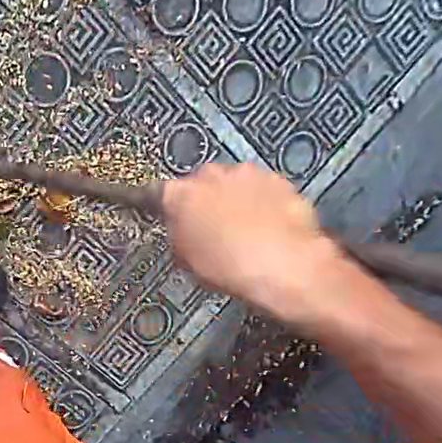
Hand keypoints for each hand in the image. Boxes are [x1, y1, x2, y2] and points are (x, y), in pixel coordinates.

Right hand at [160, 162, 356, 327]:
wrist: (285, 266)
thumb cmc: (231, 268)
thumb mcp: (186, 260)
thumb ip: (177, 233)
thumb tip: (179, 228)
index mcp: (180, 195)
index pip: (156, 193)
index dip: (159, 204)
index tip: (162, 210)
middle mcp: (211, 176)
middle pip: (199, 183)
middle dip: (202, 200)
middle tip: (207, 228)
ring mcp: (247, 175)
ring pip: (232, 183)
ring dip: (232, 199)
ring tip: (240, 231)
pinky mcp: (277, 179)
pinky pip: (261, 188)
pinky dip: (260, 202)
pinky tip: (264, 226)